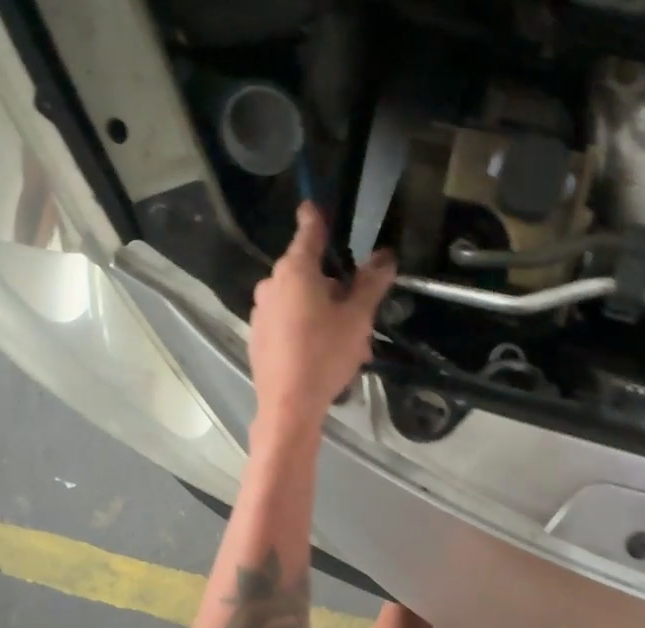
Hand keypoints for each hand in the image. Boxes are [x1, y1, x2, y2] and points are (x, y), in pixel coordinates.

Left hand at [248, 202, 395, 432]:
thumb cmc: (325, 354)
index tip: (314, 206)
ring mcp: (261, 311)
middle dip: (332, 285)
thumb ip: (371, 283)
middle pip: (306, 272)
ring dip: (321, 311)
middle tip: (357, 312)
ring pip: (298, 300)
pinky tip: (322, 354)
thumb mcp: (357, 318)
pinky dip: (304, 328)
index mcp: (296, 270)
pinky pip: (286, 322)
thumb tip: (386, 256)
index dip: (315, 219)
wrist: (288, 404)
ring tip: (345, 342)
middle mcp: (272, 283)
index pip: (308, 233)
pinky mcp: (258, 336)